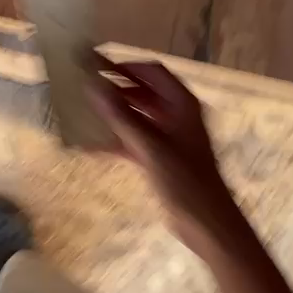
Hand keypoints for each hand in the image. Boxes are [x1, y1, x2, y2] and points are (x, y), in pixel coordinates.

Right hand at [91, 59, 244, 253]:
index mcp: (182, 104)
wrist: (208, 227)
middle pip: (142, 90)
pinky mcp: (160, 157)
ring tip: (83, 109)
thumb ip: (121, 116)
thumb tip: (93, 86)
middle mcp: (175, 114)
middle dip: (116, 87)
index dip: (126, 66)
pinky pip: (133, 138)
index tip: (97, 65)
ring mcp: (168, 136)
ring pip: (136, 114)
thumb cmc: (186, 181)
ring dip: (113, 112)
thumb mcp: (151, 146)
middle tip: (85, 84)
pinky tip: (90, 143)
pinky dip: (115, 138)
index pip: (152, 71)